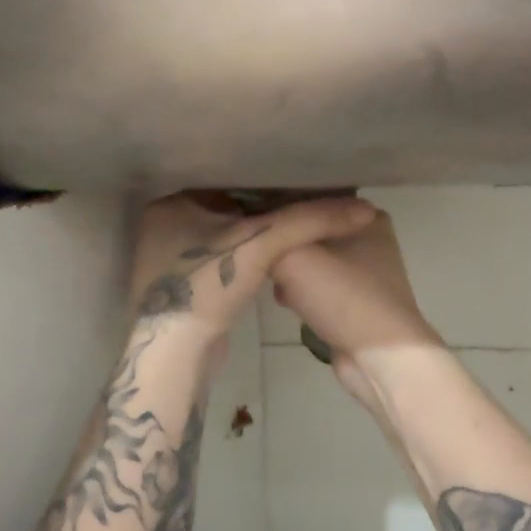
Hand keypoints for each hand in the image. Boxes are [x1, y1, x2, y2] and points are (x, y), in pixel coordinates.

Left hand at [128, 192, 378, 348]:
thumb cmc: (208, 285)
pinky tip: (279, 254)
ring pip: (227, 234)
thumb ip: (310, 221)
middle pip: (227, 206)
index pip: (225, 178)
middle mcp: (165, 225)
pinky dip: (249, 256)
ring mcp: (172, 259)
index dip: (263, 177)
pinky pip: (225, 258)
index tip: (299, 177)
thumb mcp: (263, 243)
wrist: (178, 353)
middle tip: (307, 197)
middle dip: (264, 205)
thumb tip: (364, 209)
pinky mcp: (186, 285)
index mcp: (171, 202)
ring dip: (258, 232)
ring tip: (300, 221)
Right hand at [269, 212, 446, 407]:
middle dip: (286, 249)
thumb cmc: (342, 295)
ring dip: (292, 275)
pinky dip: (304, 295)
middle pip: (310, 233)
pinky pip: (320, 288)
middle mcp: (370, 239)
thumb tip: (258, 243)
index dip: (281, 214)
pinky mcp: (356, 302)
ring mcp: (366, 273)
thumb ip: (270, 241)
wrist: (380, 356)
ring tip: (279, 287)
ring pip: (313, 262)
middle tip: (266, 263)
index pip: (313, 201)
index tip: (255, 229)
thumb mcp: (293, 256)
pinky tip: (290, 305)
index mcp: (366, 215)